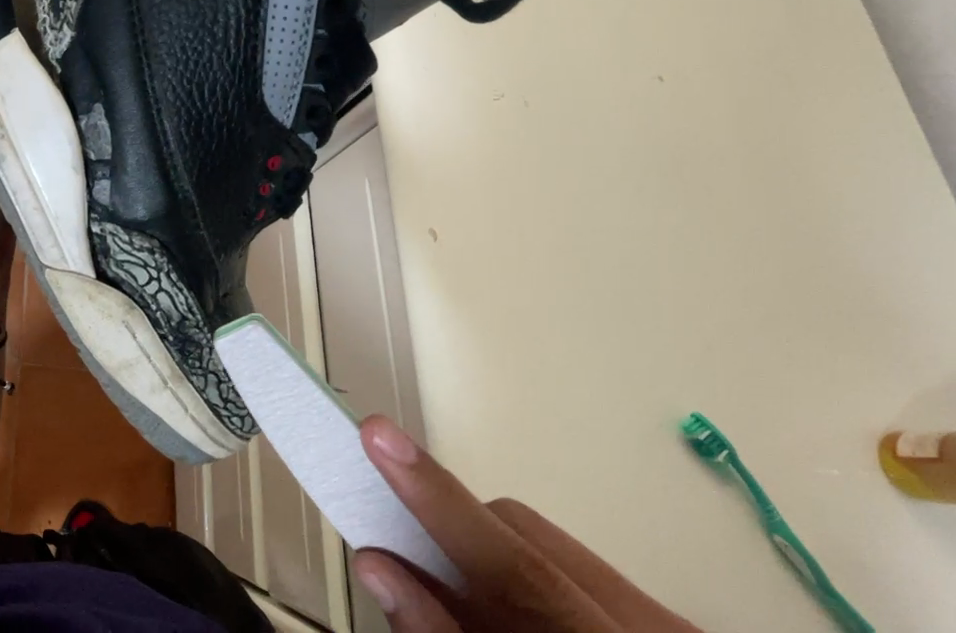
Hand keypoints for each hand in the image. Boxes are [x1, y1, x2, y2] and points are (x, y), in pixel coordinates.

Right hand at [355, 416, 703, 631]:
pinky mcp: (672, 624)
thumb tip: (376, 562)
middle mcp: (657, 631)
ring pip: (546, 544)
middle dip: (452, 532)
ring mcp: (672, 626)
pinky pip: (574, 570)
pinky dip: (523, 587)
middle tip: (399, 557)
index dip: (438, 499)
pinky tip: (512, 621)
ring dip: (487, 561)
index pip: (516, 569)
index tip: (378, 436)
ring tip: (467, 610)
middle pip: (525, 533)